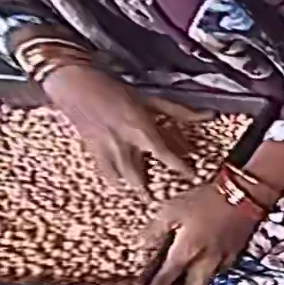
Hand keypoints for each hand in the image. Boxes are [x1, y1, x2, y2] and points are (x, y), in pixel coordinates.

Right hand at [42, 64, 197, 199]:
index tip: (193, 177)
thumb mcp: (151, 100)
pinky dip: (113, 180)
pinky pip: (103, 171)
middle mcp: (123, 144)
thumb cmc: (115, 90)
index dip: (181, 168)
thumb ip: (181, 112)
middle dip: (149, 190)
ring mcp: (105, 148)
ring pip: (119, 177)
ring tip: (142, 199)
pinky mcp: (90, 149)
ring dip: (131, 188)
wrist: (74, 83)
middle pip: (138, 175)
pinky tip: (120, 187)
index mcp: (141, 131)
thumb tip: (210, 115)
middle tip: (162, 201)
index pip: (166, 156)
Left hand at [119, 182, 262, 284]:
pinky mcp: (235, 254)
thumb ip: (154, 232)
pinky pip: (216, 272)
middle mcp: (206, 262)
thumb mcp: (170, 210)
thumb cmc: (207, 199)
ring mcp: (224, 260)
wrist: (245, 195)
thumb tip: (141, 247)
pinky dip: (202, 275)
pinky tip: (196, 266)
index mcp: (186, 253)